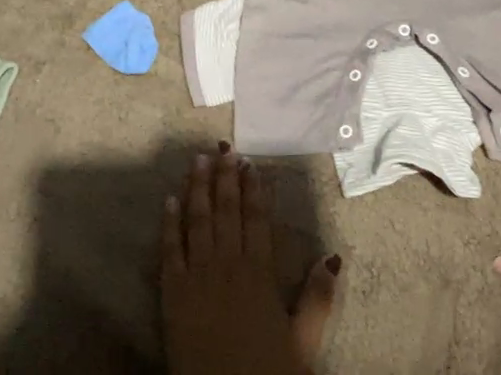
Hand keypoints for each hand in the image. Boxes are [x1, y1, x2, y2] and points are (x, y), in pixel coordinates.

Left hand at [161, 144, 340, 374]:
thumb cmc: (266, 371)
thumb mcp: (304, 340)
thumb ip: (318, 298)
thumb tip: (332, 256)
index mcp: (259, 273)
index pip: (256, 219)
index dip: (253, 189)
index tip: (250, 163)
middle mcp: (227, 265)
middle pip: (225, 211)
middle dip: (224, 177)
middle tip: (223, 147)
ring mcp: (196, 276)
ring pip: (196, 221)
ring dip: (197, 187)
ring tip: (198, 159)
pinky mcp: (171, 292)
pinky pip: (169, 249)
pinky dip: (169, 222)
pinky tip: (169, 200)